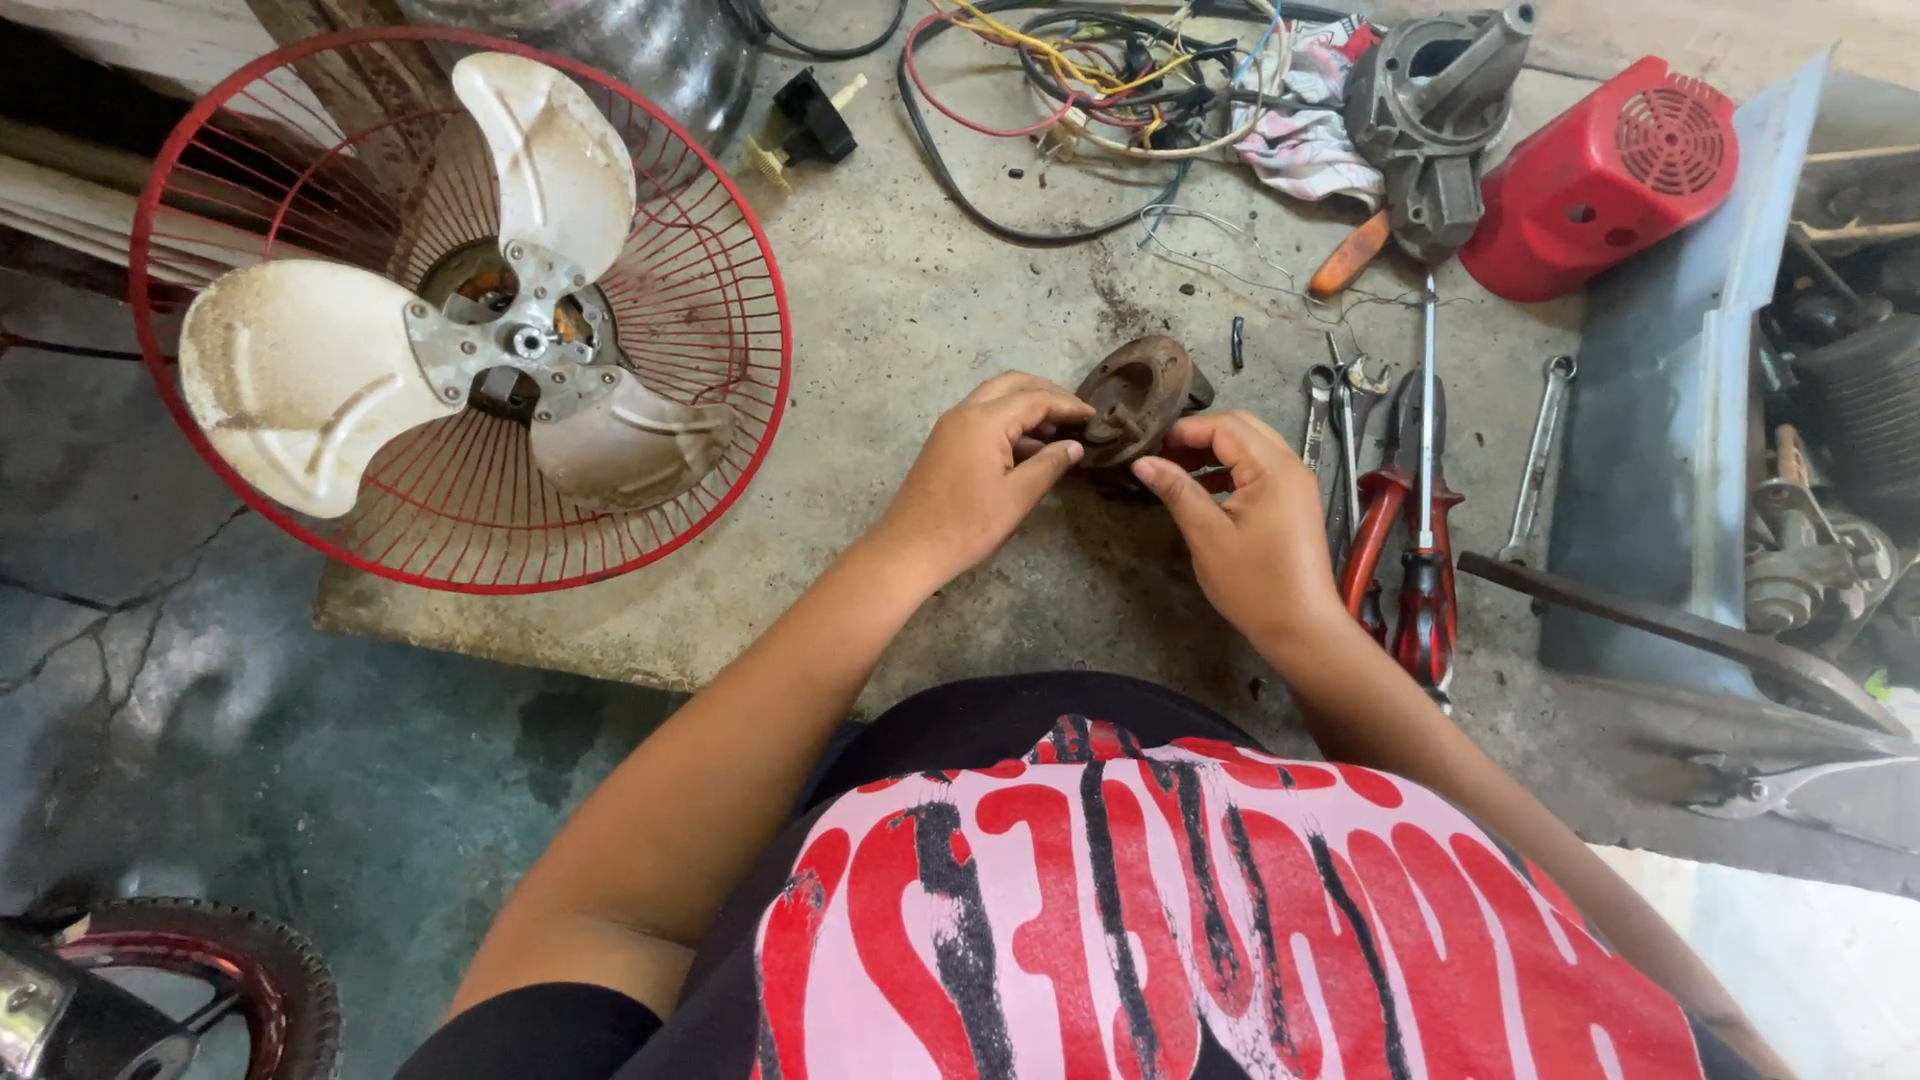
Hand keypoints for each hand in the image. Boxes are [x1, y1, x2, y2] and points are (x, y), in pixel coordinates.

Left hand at [866, 373, 1093, 591]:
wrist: (910, 549)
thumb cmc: (967, 526)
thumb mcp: (1017, 497)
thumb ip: (1049, 464)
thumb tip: (1074, 445)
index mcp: (983, 421)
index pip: (1035, 398)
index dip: (1068, 405)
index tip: (1094, 417)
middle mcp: (964, 413)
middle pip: (1012, 385)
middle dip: (1046, 393)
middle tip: (1075, 413)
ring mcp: (950, 427)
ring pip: (994, 400)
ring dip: (1026, 407)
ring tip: (1059, 431)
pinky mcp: (944, 443)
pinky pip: (981, 419)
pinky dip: (1008, 423)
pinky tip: (1030, 448)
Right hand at [1131, 410, 1345, 650]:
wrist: (1301, 626)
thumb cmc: (1253, 583)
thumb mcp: (1207, 536)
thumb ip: (1177, 492)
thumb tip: (1142, 462)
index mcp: (1273, 469)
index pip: (1225, 426)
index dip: (1185, 430)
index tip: (1151, 448)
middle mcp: (1290, 465)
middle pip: (1241, 427)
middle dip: (1199, 435)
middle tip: (1163, 456)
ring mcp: (1295, 483)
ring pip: (1251, 446)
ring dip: (1213, 451)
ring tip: (1177, 471)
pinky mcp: (1293, 501)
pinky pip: (1258, 468)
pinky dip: (1229, 469)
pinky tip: (1203, 489)